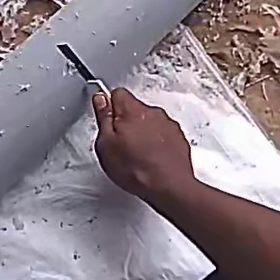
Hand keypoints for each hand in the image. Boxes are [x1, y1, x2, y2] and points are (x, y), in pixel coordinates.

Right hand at [93, 88, 196, 202]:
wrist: (168, 186)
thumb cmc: (137, 169)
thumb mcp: (106, 145)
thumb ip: (103, 117)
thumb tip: (100, 100)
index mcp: (132, 110)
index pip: (117, 93)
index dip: (109, 107)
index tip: (106, 120)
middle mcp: (153, 112)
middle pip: (134, 108)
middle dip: (126, 122)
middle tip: (120, 144)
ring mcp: (168, 125)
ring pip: (150, 122)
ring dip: (143, 133)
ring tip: (136, 155)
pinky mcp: (178, 138)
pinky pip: (163, 134)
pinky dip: (157, 143)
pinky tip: (150, 159)